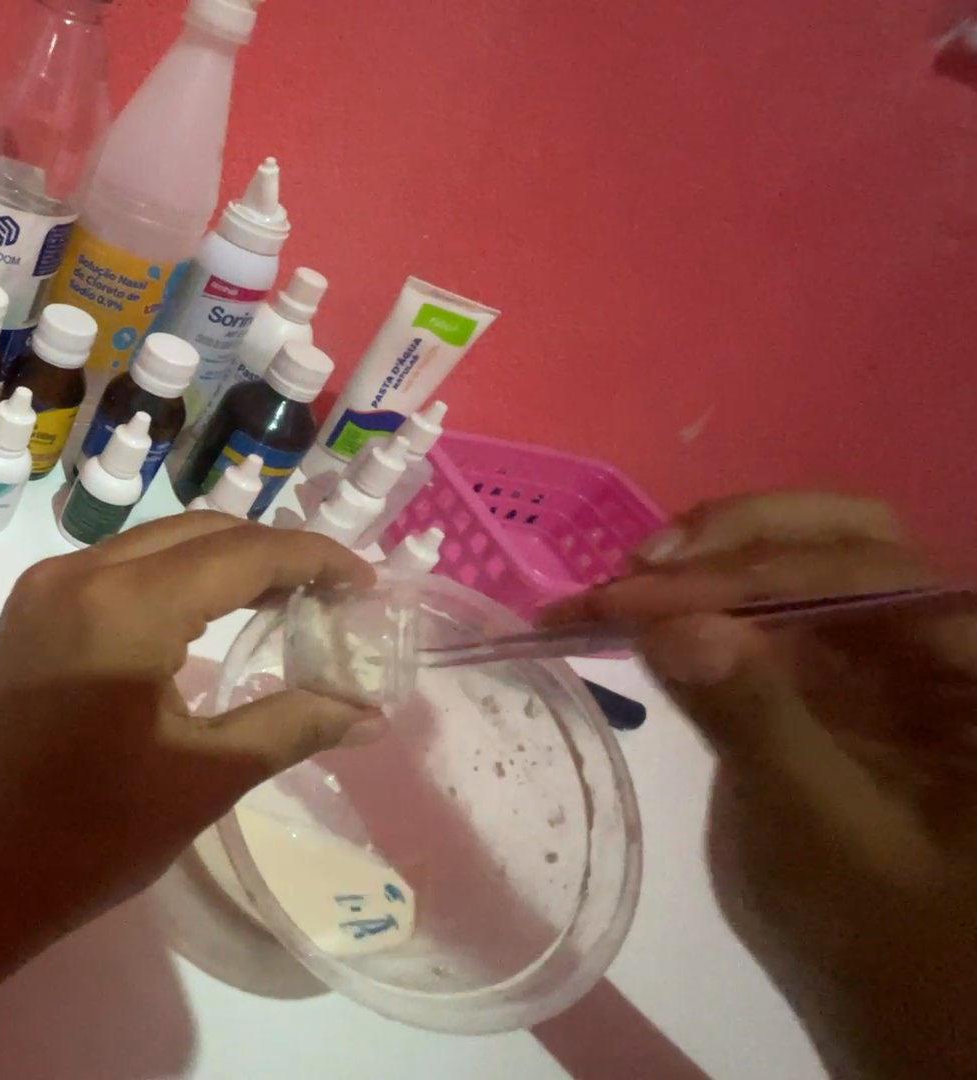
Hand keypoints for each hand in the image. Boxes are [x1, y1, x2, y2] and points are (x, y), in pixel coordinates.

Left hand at [0, 513, 379, 928]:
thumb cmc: (88, 834)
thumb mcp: (203, 777)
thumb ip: (292, 725)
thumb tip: (368, 711)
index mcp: (126, 605)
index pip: (242, 553)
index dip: (313, 558)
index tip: (364, 582)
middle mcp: (78, 572)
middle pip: (197, 533)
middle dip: (269, 554)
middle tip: (327, 596)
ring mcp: (43, 586)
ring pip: (152, 545)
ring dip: (218, 562)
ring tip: (279, 603)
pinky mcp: (26, 609)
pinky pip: (114, 571)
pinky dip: (169, 579)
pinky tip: (203, 616)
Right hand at [547, 493, 976, 1078]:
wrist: (916, 1013)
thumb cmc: (898, 944)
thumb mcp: (826, 837)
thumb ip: (754, 721)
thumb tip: (670, 624)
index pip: (873, 578)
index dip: (749, 572)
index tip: (631, 601)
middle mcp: (941, 652)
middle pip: (845, 539)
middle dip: (732, 539)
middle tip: (638, 569)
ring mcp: (875, 666)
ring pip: (792, 565)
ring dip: (699, 565)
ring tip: (617, 591)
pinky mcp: (814, 686)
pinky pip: (750, 619)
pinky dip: (683, 606)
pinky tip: (623, 618)